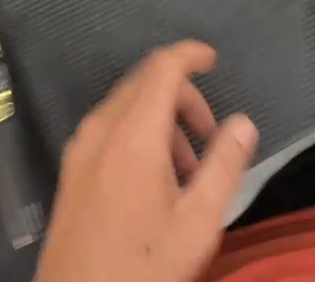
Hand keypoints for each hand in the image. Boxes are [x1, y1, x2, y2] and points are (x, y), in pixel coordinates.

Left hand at [35, 41, 258, 281]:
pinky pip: (110, 127)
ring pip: (126, 105)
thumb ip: (224, 165)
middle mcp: (101, 128)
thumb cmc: (143, 268)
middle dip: (183, 96)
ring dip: (162, 119)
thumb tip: (243, 122)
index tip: (214, 62)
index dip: (190, 54)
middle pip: (145, 81)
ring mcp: (80, 148)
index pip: (163, 67)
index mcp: (133, 133)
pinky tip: (154, 181)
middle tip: (210, 136)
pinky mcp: (71, 169)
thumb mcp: (197, 224)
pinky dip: (138, 133)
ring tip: (186, 171)